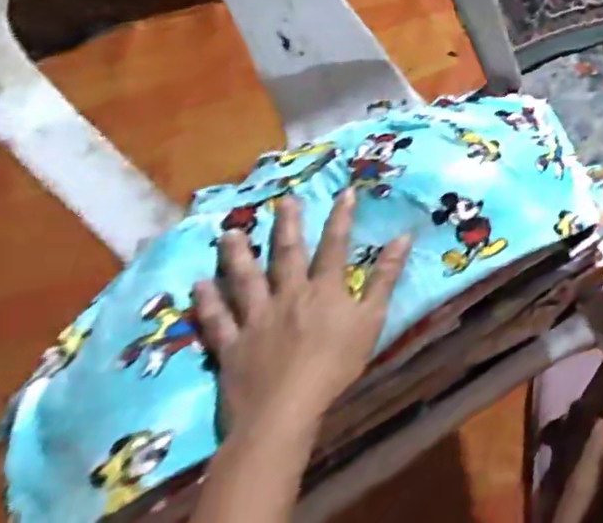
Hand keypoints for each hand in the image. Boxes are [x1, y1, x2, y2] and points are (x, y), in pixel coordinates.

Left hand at [194, 190, 410, 437]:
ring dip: (238, 254)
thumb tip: (403, 237)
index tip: (345, 191)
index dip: (341, 217)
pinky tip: (199, 285)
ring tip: (230, 232)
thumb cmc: (335, 366)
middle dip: (287, 225)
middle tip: (283, 199)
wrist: (285, 411)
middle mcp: (288, 295)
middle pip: (287, 254)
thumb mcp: (371, 321)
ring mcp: (256, 319)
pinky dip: (208, 302)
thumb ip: (385, 279)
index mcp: (323, 290)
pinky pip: (217, 320)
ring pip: (245, 280)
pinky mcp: (232, 346)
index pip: (335, 246)